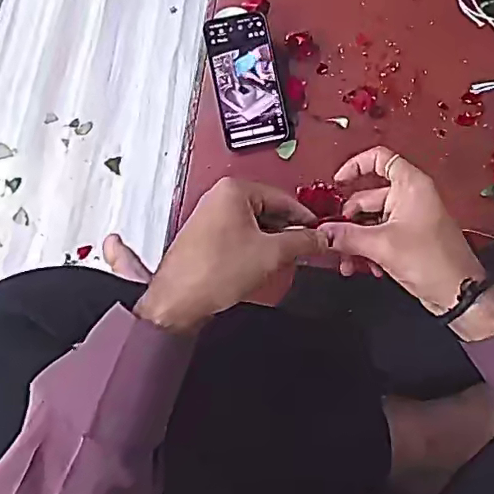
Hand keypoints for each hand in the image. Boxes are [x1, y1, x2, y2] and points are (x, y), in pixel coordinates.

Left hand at [116, 178, 327, 332]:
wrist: (175, 304)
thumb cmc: (209, 273)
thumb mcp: (272, 253)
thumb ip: (302, 241)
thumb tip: (318, 237)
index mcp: (234, 190)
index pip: (283, 199)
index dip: (304, 218)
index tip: (317, 232)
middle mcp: (219, 198)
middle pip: (269, 210)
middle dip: (287, 232)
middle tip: (303, 249)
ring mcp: (210, 217)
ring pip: (255, 225)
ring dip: (272, 242)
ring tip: (281, 260)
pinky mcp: (206, 237)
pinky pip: (240, 236)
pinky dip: (254, 248)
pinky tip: (260, 266)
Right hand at [317, 147, 486, 314]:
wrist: (458, 294)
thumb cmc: (432, 261)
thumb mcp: (382, 246)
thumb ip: (348, 236)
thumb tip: (324, 232)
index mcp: (410, 185)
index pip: (380, 158)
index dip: (355, 165)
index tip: (337, 182)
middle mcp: (410, 196)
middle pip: (368, 196)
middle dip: (349, 219)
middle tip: (333, 238)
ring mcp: (409, 218)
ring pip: (371, 220)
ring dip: (356, 239)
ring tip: (347, 260)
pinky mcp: (408, 238)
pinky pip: (379, 235)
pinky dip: (368, 249)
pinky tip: (364, 268)